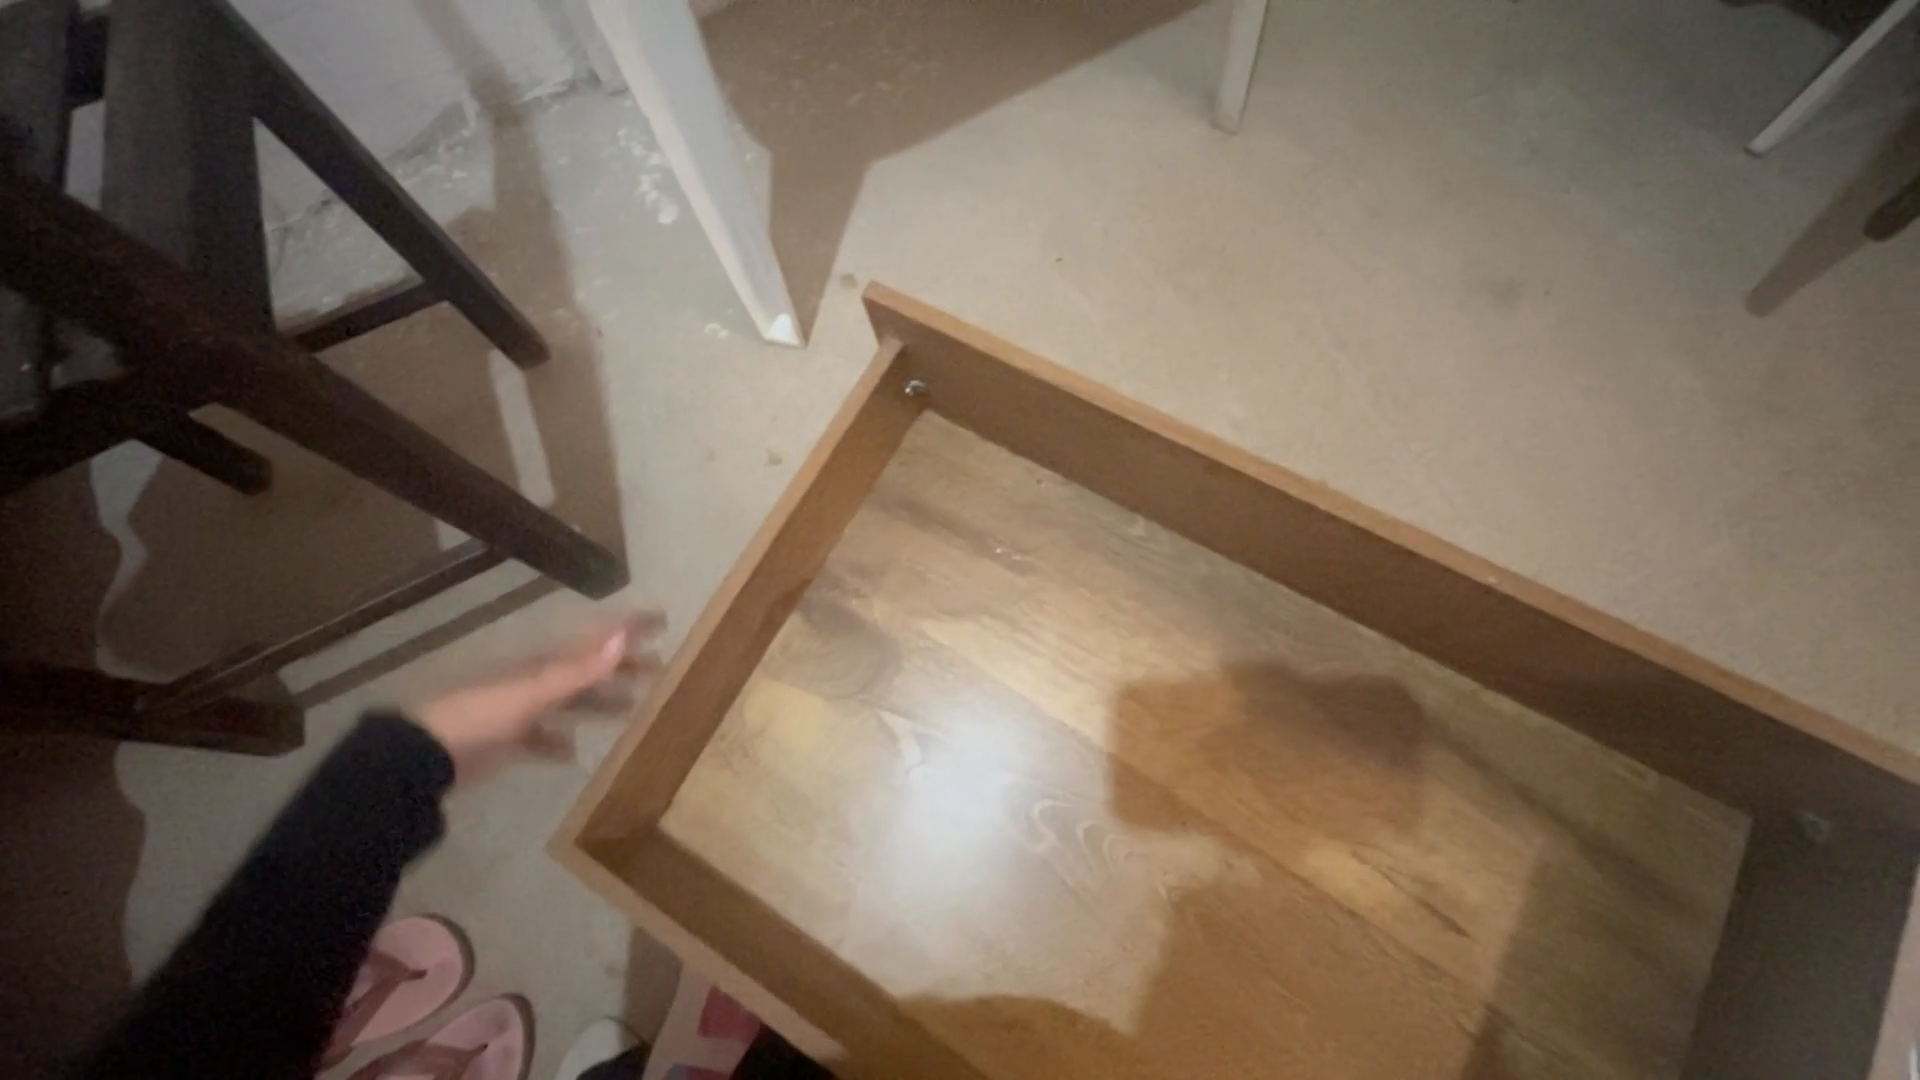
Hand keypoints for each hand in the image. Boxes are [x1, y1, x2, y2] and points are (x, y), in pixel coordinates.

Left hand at [413, 612, 665, 784]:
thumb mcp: (532, 691)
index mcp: (542, 662)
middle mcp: (534, 679)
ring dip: (600, 701)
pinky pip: (541, 738)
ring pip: (570, 701)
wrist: (420, 756)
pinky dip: (559, 742)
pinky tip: (573, 751)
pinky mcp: (506, 741)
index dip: (627, 627)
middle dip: (623, 665)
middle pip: (587, 668)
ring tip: (632, 707)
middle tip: (659, 667)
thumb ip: (578, 669)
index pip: (594, 638)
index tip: (661, 620)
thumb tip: (622, 638)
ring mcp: (519, 710)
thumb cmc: (478, 715)